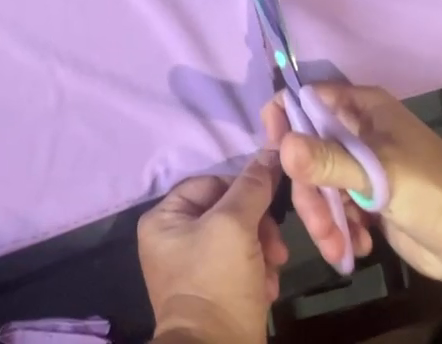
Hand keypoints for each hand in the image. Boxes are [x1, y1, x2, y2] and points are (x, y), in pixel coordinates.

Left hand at [139, 151, 288, 343]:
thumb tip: (270, 150)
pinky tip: (267, 289)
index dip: (243, 190)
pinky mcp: (215, 291)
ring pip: (241, 238)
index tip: (269, 204)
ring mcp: (194, 267)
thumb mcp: (235, 226)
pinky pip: (242, 266)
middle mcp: (174, 238)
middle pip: (228, 211)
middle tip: (276, 248)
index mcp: (165, 219)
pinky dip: (259, 274)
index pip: (211, 182)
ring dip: (263, 252)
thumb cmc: (217, 283)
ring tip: (272, 271)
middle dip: (258, 228)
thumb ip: (252, 186)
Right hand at [263, 85, 441, 289]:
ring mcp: (362, 166)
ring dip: (323, 217)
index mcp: (363, 107)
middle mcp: (359, 130)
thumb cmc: (431, 191)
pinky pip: (335, 207)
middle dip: (309, 190)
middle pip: (308, 149)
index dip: (286, 120)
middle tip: (319, 222)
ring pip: (319, 183)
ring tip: (339, 245)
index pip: (308, 98)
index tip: (275, 154)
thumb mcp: (377, 173)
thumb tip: (281, 145)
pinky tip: (357, 247)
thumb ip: (328, 160)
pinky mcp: (367, 199)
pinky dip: (339, 228)